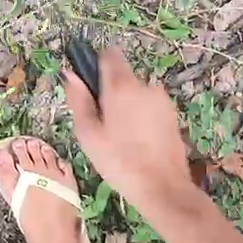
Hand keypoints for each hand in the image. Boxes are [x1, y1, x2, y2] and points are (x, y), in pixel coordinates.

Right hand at [62, 46, 191, 212]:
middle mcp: (144, 86)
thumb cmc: (118, 161)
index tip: (89, 86)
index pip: (109, 54)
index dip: (96, 65)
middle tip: (101, 122)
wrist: (163, 188)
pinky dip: (140, 117)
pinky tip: (136, 142)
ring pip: (136, 93)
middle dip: (110, 92)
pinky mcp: (172, 115)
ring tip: (119, 136)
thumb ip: (78, 99)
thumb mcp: (88, 133)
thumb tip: (70, 74)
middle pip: (122, 76)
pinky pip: (149, 106)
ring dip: (126, 105)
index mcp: (121, 86)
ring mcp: (162, 100)